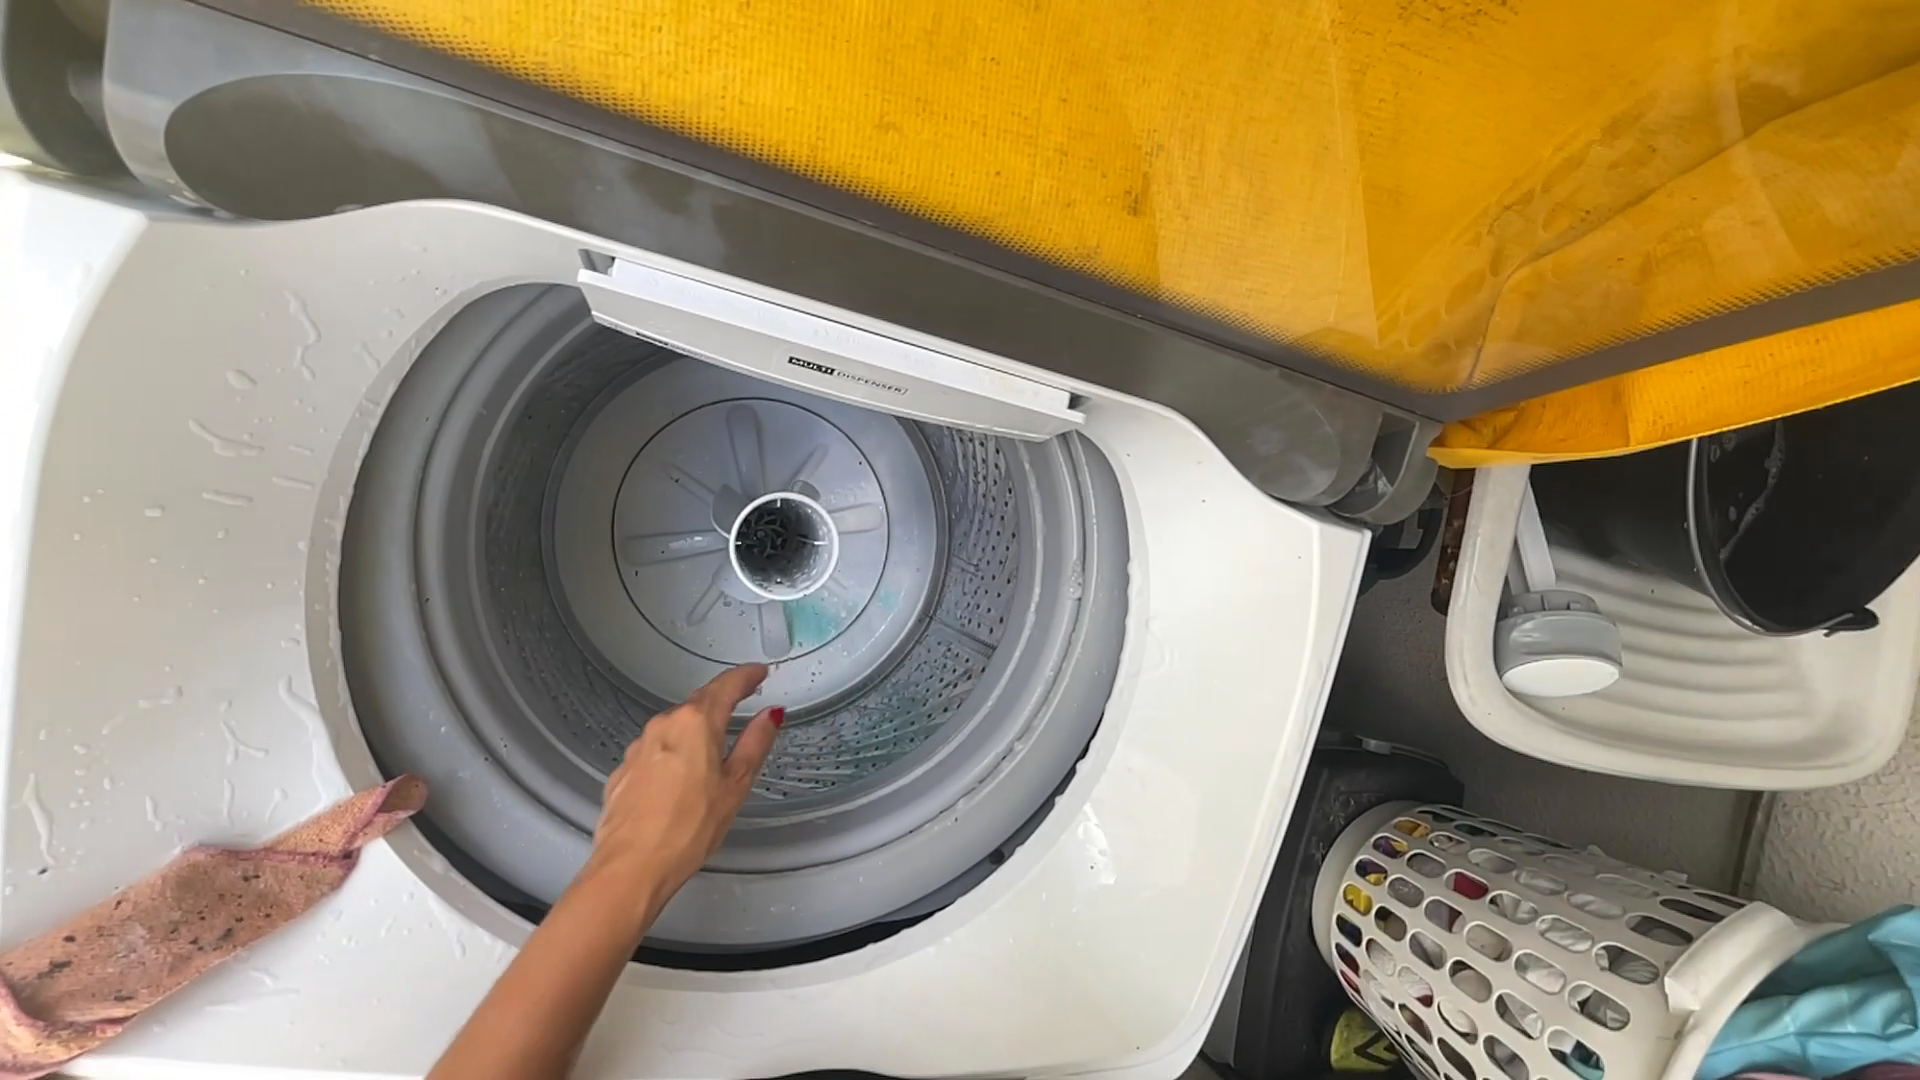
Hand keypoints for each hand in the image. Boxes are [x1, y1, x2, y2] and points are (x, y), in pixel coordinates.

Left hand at [585, 663, 783, 900]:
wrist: (630, 868)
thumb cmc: (686, 829)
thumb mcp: (736, 783)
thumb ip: (755, 742)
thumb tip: (770, 716)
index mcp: (696, 723)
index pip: (726, 686)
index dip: (746, 676)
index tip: (758, 673)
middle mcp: (663, 726)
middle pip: (698, 703)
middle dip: (721, 701)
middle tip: (742, 699)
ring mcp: (639, 748)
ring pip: (674, 727)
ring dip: (695, 730)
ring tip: (713, 746)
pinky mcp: (623, 771)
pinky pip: (655, 751)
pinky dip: (673, 754)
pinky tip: (681, 777)